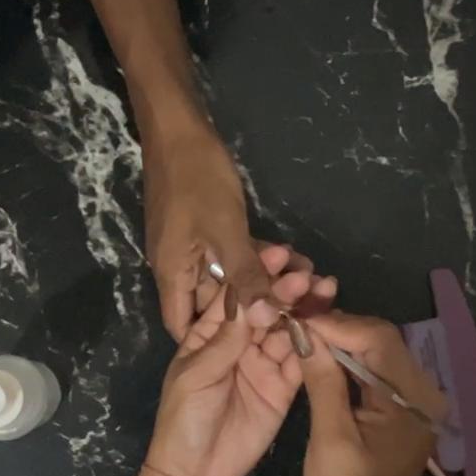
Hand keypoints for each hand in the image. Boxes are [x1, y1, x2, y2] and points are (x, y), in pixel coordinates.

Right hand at [143, 133, 284, 339]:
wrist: (177, 127)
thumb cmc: (197, 179)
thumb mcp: (226, 231)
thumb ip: (245, 276)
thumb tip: (266, 318)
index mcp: (172, 274)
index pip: (181, 326)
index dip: (210, 342)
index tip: (251, 347)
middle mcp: (177, 266)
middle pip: (211, 302)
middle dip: (252, 307)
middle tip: (296, 308)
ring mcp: (189, 247)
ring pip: (226, 277)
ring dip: (260, 279)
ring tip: (303, 280)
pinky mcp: (202, 229)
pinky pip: (229, 255)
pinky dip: (254, 258)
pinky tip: (289, 256)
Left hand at [146, 282, 309, 475]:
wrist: (197, 471)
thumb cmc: (184, 417)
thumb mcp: (198, 374)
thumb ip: (228, 338)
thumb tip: (255, 299)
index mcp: (209, 333)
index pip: (235, 296)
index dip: (255, 274)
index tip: (278, 253)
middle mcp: (239, 342)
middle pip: (265, 309)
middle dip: (285, 290)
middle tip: (308, 275)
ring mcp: (262, 363)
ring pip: (286, 330)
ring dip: (304, 311)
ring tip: (323, 291)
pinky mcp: (283, 387)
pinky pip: (300, 360)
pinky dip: (313, 344)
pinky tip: (326, 326)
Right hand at [297, 312, 448, 475]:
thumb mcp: (330, 438)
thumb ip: (323, 382)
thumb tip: (305, 332)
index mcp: (413, 401)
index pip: (379, 339)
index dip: (337, 325)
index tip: (297, 321)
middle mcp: (425, 393)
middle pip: (382, 339)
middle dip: (340, 328)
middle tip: (297, 326)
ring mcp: (417, 400)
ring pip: (379, 350)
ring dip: (343, 340)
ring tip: (305, 337)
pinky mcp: (403, 408)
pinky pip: (378, 369)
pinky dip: (350, 360)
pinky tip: (323, 358)